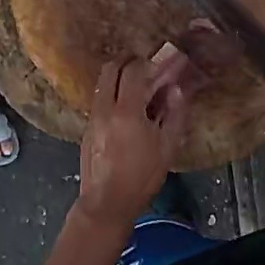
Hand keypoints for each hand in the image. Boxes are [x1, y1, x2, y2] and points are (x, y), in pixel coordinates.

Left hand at [77, 58, 186, 227]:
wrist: (107, 203)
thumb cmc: (142, 175)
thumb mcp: (168, 146)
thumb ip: (175, 113)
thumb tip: (176, 89)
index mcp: (126, 111)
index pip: (133, 71)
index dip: (149, 63)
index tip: (162, 64)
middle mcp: (105, 109)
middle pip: (110, 69)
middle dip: (129, 62)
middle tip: (146, 66)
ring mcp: (93, 118)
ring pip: (103, 84)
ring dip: (119, 78)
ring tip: (139, 88)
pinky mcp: (87, 129)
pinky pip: (100, 100)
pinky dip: (114, 94)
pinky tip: (129, 110)